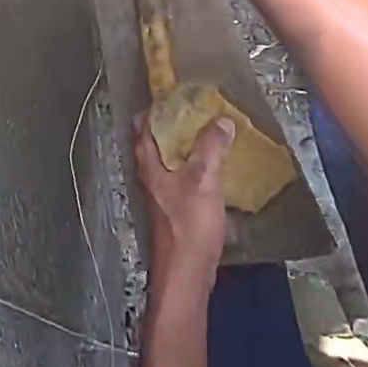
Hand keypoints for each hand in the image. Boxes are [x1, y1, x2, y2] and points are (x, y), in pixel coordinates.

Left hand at [135, 112, 233, 284]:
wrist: (185, 274)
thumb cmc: (188, 224)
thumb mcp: (203, 179)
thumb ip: (211, 147)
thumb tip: (222, 120)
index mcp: (148, 159)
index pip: (145, 121)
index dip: (159, 104)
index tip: (180, 92)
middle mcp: (149, 171)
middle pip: (158, 137)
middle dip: (176, 122)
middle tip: (200, 110)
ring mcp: (160, 189)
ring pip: (170, 156)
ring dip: (187, 144)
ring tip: (212, 133)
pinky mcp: (173, 205)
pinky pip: (182, 174)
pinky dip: (194, 164)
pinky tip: (215, 167)